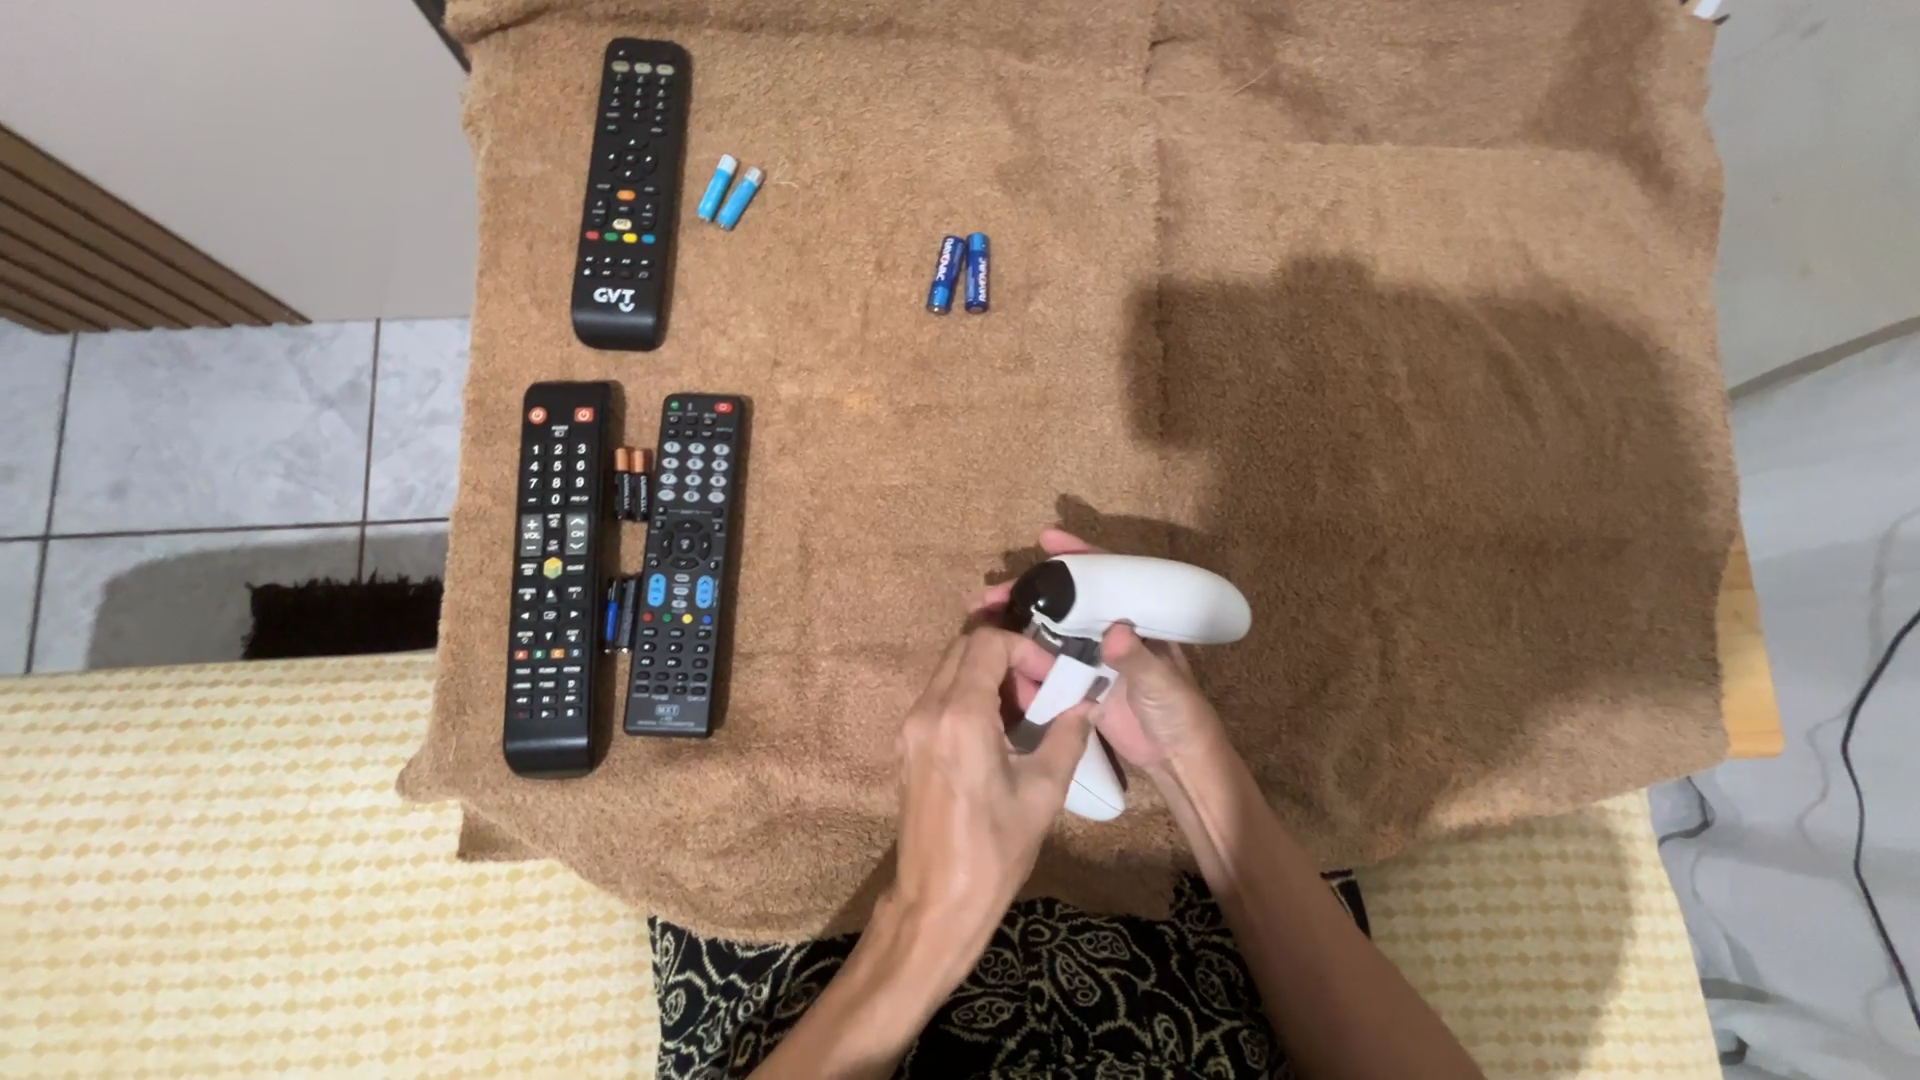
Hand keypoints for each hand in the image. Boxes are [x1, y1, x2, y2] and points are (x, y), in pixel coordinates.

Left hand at [889, 627, 1093, 971]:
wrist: (937, 901)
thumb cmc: (994, 850)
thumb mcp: (1043, 791)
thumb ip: (1067, 735)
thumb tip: (1088, 702)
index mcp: (959, 716)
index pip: (987, 643)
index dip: (1026, 649)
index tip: (1052, 678)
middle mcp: (927, 710)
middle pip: (964, 647)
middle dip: (1008, 656)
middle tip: (1042, 690)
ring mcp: (911, 726)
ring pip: (950, 670)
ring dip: (990, 675)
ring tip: (1027, 711)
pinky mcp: (907, 744)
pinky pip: (940, 696)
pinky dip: (971, 694)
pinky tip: (1001, 729)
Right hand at [971, 528, 1226, 771]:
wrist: (1178, 758)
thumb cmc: (1181, 712)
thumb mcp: (1163, 682)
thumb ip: (1138, 658)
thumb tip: (1114, 630)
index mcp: (1132, 619)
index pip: (1104, 577)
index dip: (1076, 555)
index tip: (1046, 539)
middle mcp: (1106, 633)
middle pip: (1063, 604)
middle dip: (1028, 593)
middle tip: (992, 593)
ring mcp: (1090, 661)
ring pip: (1047, 635)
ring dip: (1016, 626)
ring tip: (981, 621)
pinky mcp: (1077, 690)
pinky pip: (1044, 674)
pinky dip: (1021, 668)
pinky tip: (997, 665)